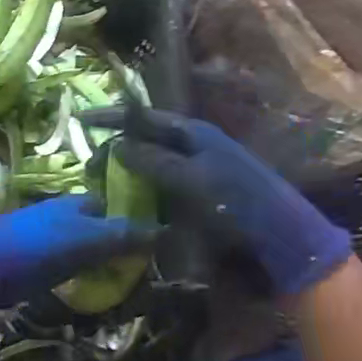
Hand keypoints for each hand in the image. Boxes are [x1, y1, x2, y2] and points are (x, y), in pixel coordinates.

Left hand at [0, 195, 156, 326]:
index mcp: (77, 202)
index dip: (136, 218)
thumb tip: (164, 230)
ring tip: (126, 283)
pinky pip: (68, 264)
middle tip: (146, 270)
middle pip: (101, 226)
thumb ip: (121, 235)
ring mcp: (46, 235)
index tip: (161, 241)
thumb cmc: (34, 248)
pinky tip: (92, 288)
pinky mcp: (33, 259)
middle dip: (121, 243)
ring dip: (102, 261)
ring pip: (85, 246)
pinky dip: (82, 273)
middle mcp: (63, 213)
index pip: (115, 204)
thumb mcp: (84, 241)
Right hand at [82, 106, 350, 297]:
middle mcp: (192, 149)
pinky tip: (125, 209)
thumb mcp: (192, 178)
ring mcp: (195, 175)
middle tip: (89, 170)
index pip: (145, 117)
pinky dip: (140, 198)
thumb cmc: (238, 202)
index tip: (81, 120)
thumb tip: (117, 145)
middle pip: (144, 142)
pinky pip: (159, 193)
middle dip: (115, 152)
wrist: (280, 243)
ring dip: (125, 178)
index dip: (113, 118)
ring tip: (100, 192)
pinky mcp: (196, 201)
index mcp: (193, 134)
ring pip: (149, 169)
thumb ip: (153, 160)